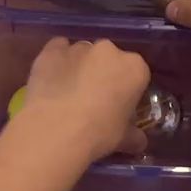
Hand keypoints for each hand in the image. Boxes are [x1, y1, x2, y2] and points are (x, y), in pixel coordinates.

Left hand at [12, 37, 151, 162]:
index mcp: (134, 68)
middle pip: (110, 59)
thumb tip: (139, 141)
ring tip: (68, 92)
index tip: (119, 105)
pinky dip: (57, 60)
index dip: (127, 90)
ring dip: (80, 66)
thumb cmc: (98, 133)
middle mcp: (109, 50)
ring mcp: (79, 48)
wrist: (55, 130)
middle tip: (94, 99)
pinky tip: (51, 78)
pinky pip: (58, 49)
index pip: (136, 74)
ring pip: (84, 53)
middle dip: (104, 74)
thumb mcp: (122, 138)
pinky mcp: (52, 50)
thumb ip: (132, 135)